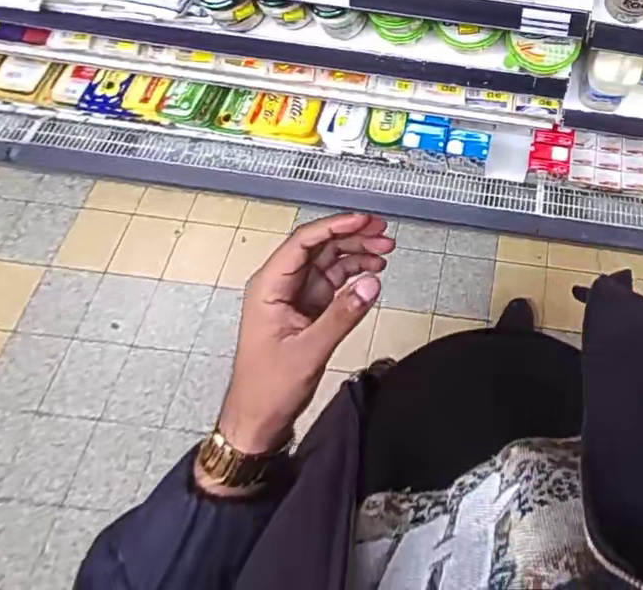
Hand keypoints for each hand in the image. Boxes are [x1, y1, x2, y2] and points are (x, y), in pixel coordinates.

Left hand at [209, 212, 392, 465]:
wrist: (257, 422)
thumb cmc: (266, 390)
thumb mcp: (308, 352)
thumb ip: (342, 315)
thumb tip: (370, 283)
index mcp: (269, 287)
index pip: (303, 241)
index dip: (335, 226)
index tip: (363, 220)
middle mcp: (282, 285)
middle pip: (320, 245)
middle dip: (353, 234)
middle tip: (382, 232)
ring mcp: (297, 294)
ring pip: (331, 258)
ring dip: (359, 250)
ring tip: (385, 249)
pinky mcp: (310, 306)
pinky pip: (336, 277)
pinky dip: (357, 270)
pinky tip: (373, 270)